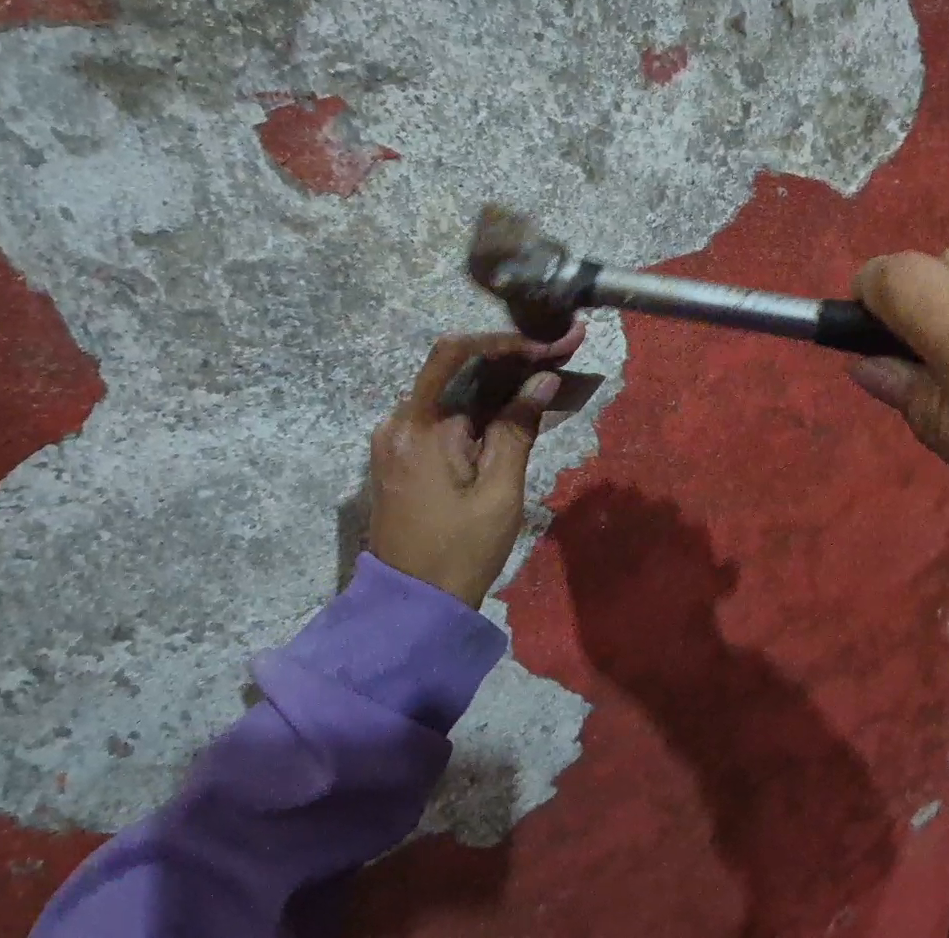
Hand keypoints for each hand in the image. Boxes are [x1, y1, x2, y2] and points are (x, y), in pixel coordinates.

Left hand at [368, 326, 582, 606]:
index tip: (546, 346)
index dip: (503, 341)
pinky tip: (510, 415)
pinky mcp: (398, 457)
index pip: (455, 353)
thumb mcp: (500, 493)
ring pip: (448, 393)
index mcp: (419, 427)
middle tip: (556, 360)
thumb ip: (518, 430)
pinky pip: (440, 417)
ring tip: (542, 384)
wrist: (411, 606)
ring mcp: (393, 440)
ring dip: (493, 385)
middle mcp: (397, 423)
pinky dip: (475, 409)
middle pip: (452, 370)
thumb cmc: (461, 552)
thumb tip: (542, 379)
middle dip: (506, 361)